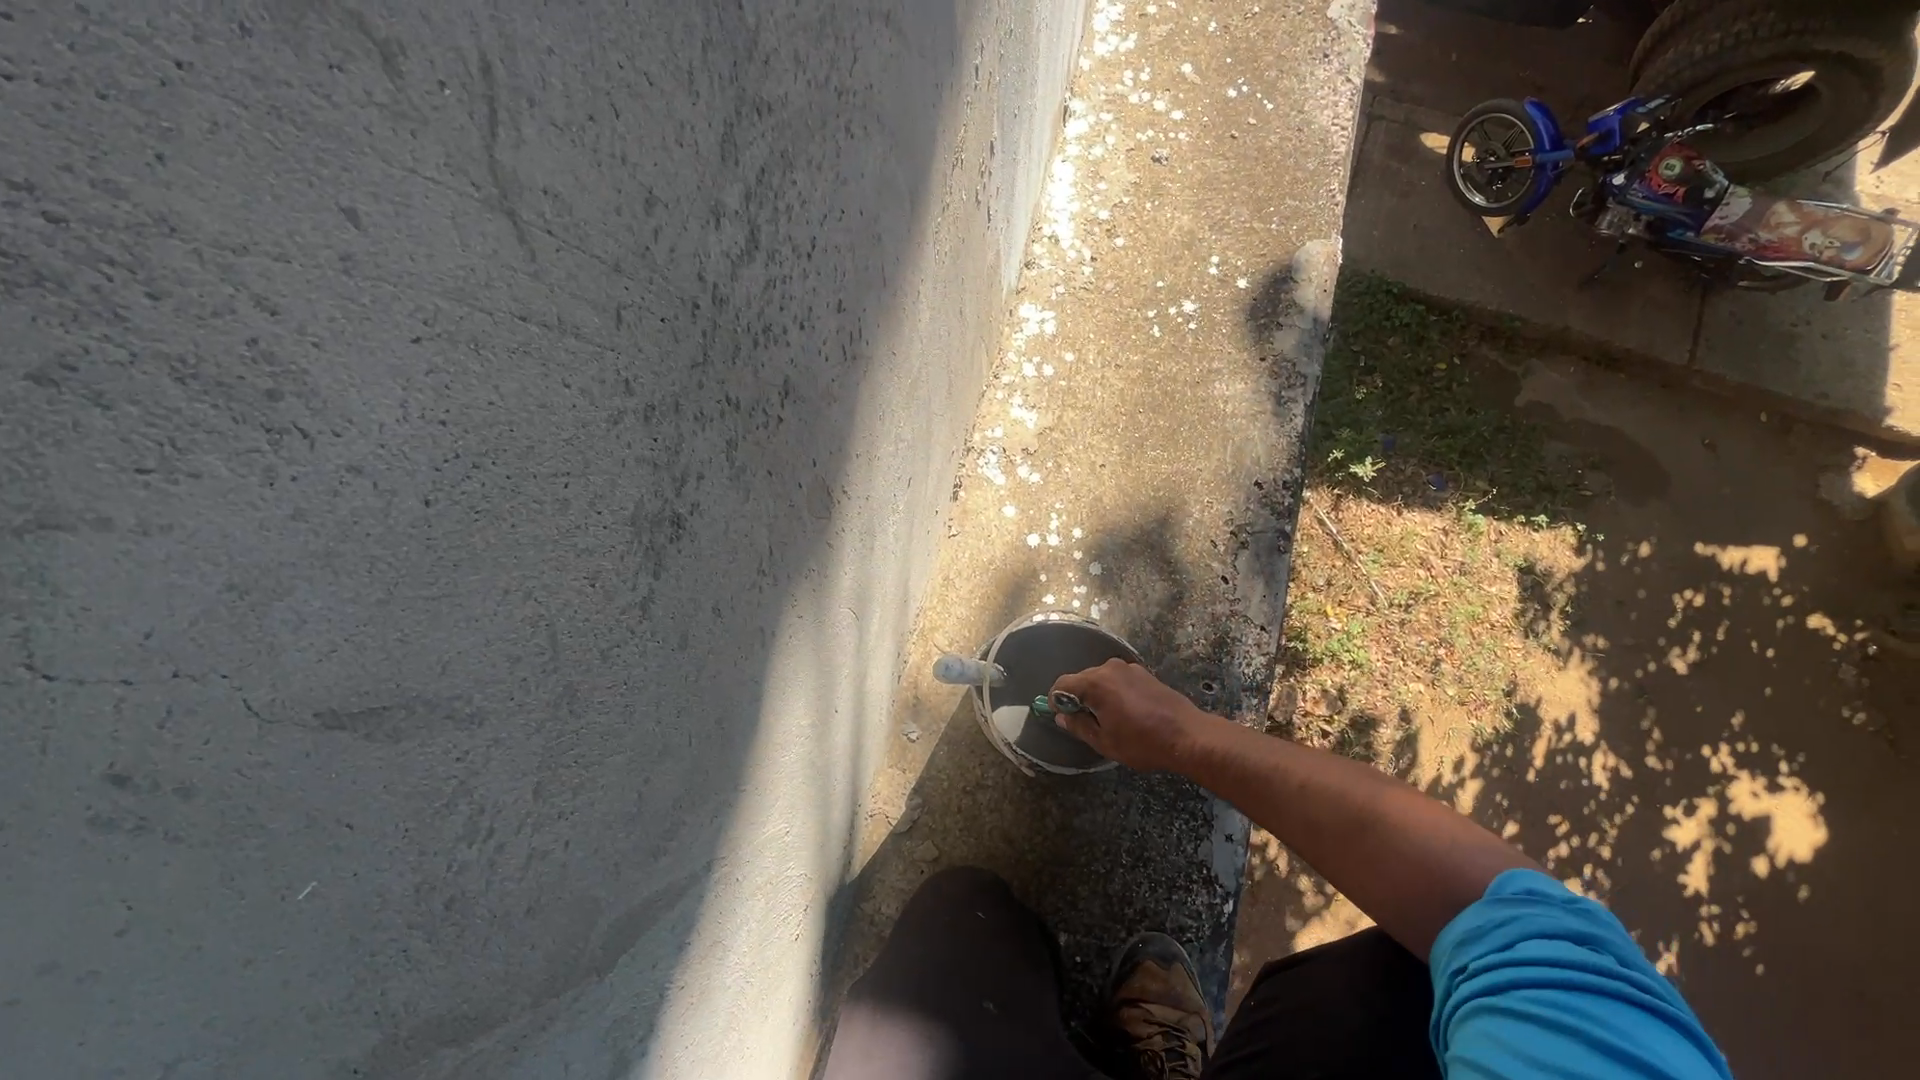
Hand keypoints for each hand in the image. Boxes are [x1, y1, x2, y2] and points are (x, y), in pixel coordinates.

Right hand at [1049, 659, 1206, 772]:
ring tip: (1108, 719)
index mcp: (1095, 684)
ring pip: (1101, 679)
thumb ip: (1079, 726)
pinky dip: (1114, 692)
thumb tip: (1062, 717)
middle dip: (1077, 698)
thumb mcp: (1104, 741)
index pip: (1062, 684)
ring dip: (1097, 695)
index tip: (1062, 717)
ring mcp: (1129, 668)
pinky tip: (1126, 712)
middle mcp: (1109, 669)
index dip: (1056, 701)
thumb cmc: (1142, 742)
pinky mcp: (1144, 673)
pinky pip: (1118, 679)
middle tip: (1084, 723)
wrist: (1188, 735)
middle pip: (1081, 679)